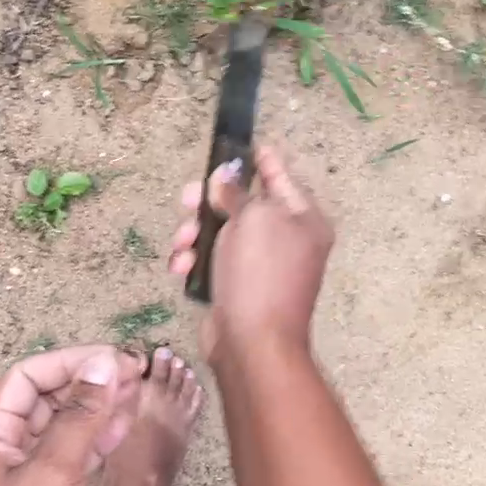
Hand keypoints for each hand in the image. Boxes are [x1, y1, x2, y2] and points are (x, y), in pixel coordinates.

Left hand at [0, 346, 140, 485]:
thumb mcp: (53, 476)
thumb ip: (79, 417)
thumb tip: (103, 363)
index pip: (26, 377)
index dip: (68, 361)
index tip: (114, 360)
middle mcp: (4, 453)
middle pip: (46, 398)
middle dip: (85, 381)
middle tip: (133, 373)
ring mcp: (28, 481)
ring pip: (64, 428)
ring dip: (96, 408)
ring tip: (136, 392)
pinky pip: (75, 459)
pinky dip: (98, 441)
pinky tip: (124, 428)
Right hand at [169, 145, 333, 360]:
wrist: (252, 343)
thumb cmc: (260, 274)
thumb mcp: (252, 219)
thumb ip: (237, 192)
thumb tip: (225, 177)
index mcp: (303, 219)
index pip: (281, 177)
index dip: (261, 159)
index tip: (246, 142)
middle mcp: (285, 240)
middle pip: (242, 205)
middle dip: (210, 202)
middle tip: (188, 198)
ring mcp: (261, 266)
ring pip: (220, 233)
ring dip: (195, 234)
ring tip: (182, 244)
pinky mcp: (236, 287)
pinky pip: (212, 261)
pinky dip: (195, 261)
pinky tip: (182, 267)